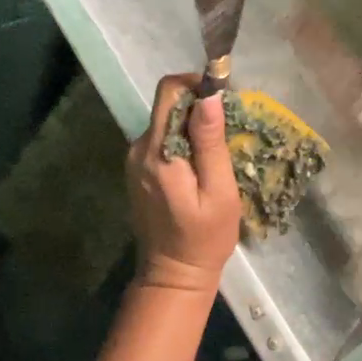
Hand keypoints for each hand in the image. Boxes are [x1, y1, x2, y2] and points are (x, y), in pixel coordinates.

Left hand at [126, 74, 240, 294]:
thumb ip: (210, 142)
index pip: (169, 91)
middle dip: (197, 104)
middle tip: (226, 124)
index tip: (222, 97)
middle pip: (167, 103)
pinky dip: (182, 138)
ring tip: (217, 147)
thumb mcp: (218, 191)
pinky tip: (200, 162)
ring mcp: (135, 159)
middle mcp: (140, 148)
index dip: (196, 84)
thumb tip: (210, 96)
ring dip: (191, 123)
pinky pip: (162, 137)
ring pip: (166, 119)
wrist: (173, 276)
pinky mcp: (138, 168)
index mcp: (158, 152)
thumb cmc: (204, 237)